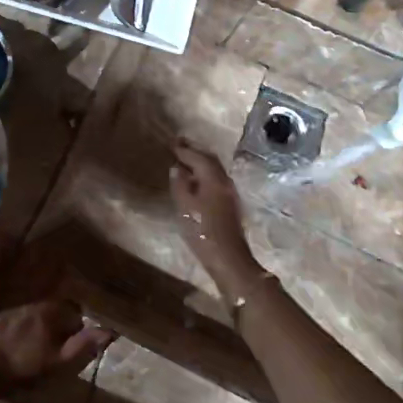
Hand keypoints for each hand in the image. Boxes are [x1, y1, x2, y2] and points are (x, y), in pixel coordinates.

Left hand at [0, 300, 112, 391]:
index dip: (78, 332)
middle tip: (59, 350)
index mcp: (51, 311)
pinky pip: (21, 319)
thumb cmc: (24, 366)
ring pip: (38, 315)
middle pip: (57, 312)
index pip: (76, 315)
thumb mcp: (58, 361)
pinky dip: (26, 329)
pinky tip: (21, 346)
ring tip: (40, 349)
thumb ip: (83, 344)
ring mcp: (15, 309)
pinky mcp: (0, 318)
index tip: (74, 348)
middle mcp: (35, 304)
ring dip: (43, 327)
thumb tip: (110, 330)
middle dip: (61, 327)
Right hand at [170, 138, 265, 298]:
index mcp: (214, 180)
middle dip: (195, 152)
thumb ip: (180, 184)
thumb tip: (177, 168)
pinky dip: (205, 175)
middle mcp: (225, 182)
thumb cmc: (203, 231)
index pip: (199, 158)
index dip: (185, 150)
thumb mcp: (184, 206)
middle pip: (211, 161)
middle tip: (179, 146)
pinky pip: (216, 180)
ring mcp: (230, 194)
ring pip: (215, 171)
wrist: (228, 259)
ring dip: (201, 163)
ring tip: (185, 161)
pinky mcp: (230, 205)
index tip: (172, 143)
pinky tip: (196, 180)